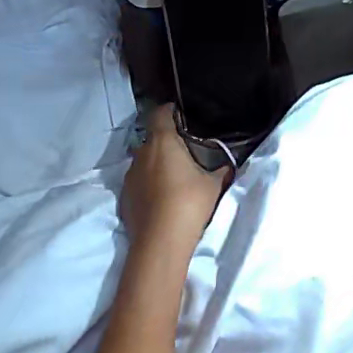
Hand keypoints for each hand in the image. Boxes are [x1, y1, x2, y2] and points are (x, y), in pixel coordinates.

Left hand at [119, 104, 226, 249]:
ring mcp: (129, 177)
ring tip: (173, 179)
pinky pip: (138, 183)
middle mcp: (141, 154)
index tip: (180, 115)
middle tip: (184, 153)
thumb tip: (228, 166)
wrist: (160, 241)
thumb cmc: (189, 203)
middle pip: (152, 140)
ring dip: (156, 166)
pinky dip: (148, 185)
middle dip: (165, 143)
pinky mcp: (124, 197)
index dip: (169, 111)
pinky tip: (161, 199)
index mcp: (162, 142)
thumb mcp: (213, 185)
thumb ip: (220, 171)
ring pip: (143, 163)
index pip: (160, 113)